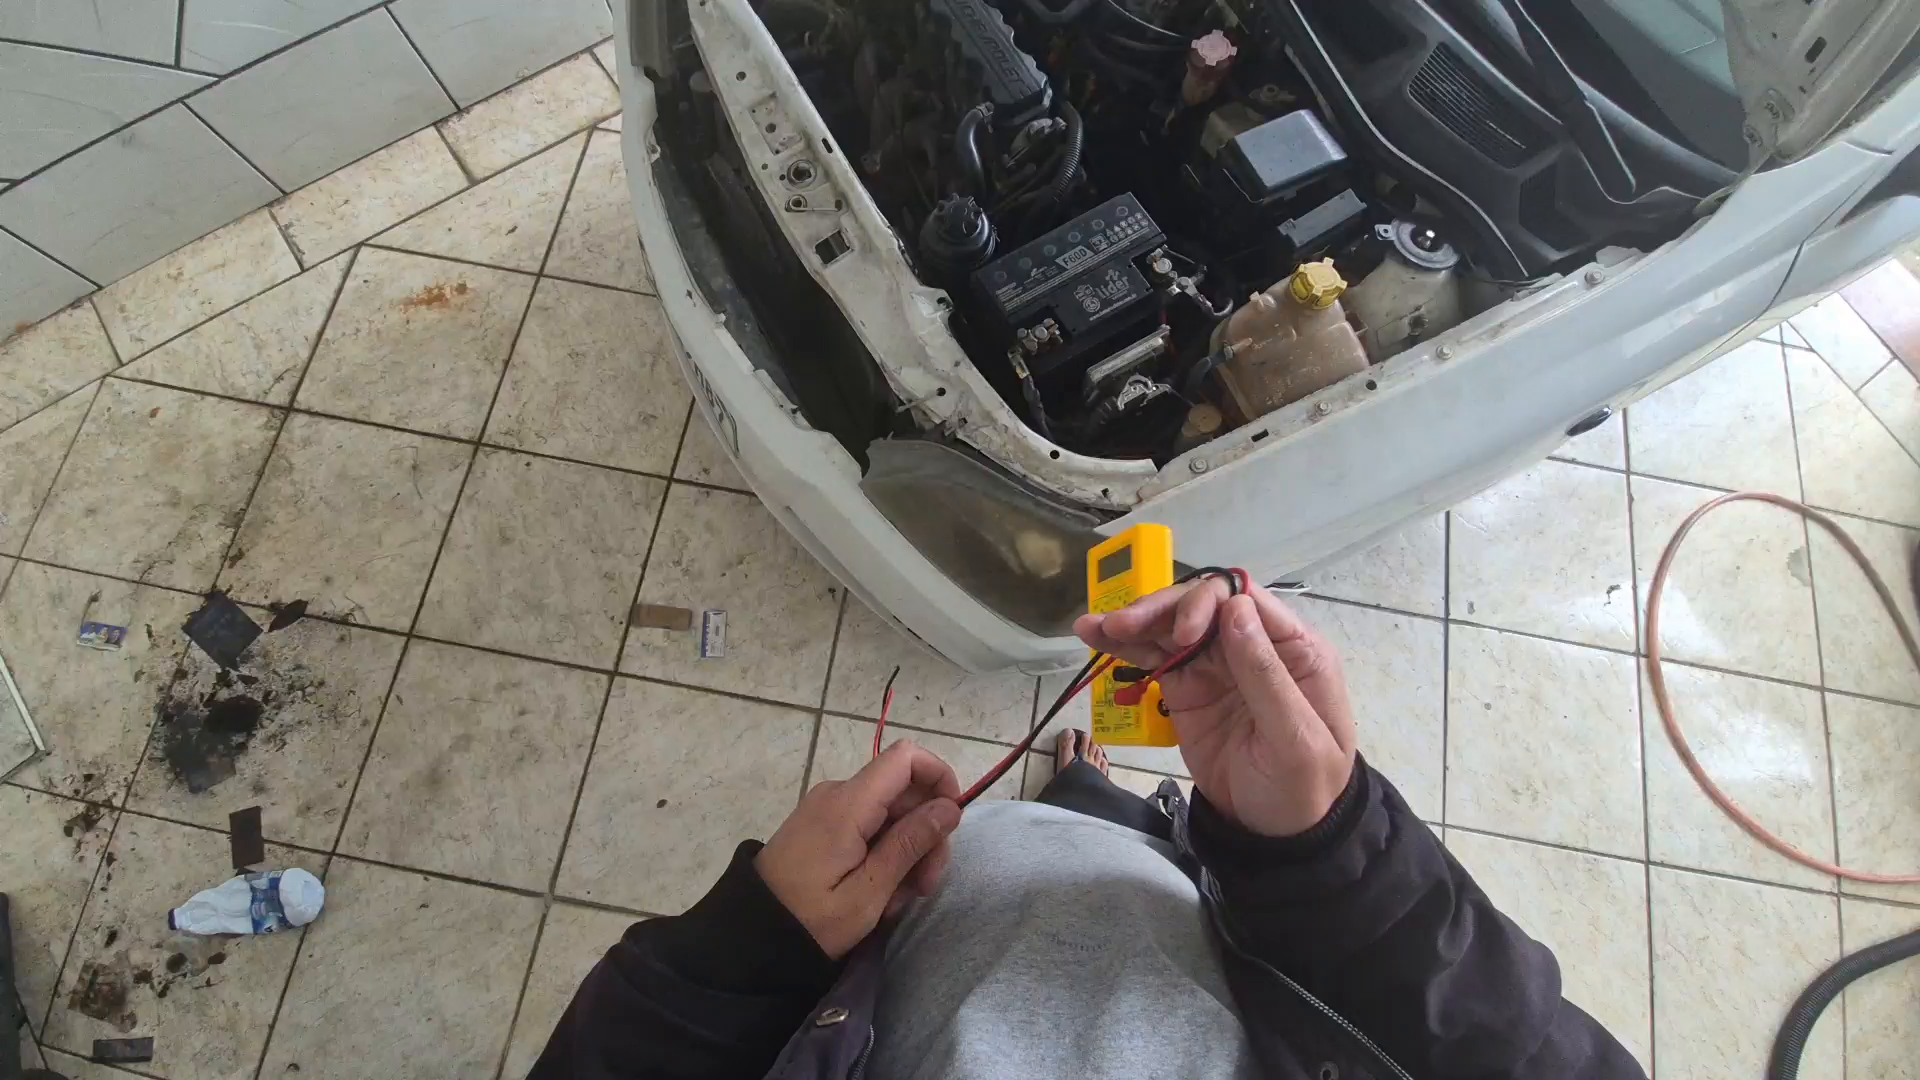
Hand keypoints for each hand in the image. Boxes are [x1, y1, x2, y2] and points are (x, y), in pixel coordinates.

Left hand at [755, 740, 962, 958]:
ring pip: (889, 811)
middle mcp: (839, 792)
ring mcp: (829, 807)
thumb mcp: (867, 893)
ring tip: (903, 899)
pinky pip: (868, 823)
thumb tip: (950, 807)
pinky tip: (881, 892)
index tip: (952, 819)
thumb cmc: (809, 921)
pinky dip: (884, 852)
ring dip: (907, 849)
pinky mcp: (823, 823)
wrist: (747, 938)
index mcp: (849, 803)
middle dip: (926, 832)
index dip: (939, 776)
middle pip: (903, 791)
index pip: (906, 757)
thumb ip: (909, 844)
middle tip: (927, 886)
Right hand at [1075, 582, 1356, 836]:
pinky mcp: (1185, 685)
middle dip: (1160, 610)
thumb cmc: (1301, 787)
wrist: (1272, 833)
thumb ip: (1265, 672)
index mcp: (1291, 647)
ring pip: (1170, 626)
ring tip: (1094, 626)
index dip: (1206, 602)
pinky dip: (1124, 645)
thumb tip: (1235, 607)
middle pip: (1199, 605)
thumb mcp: (1295, 737)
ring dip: (1133, 621)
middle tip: (1122, 626)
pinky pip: (1153, 655)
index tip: (1182, 634)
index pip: (1244, 598)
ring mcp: (1213, 664)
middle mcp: (1249, 643)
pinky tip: (1093, 634)